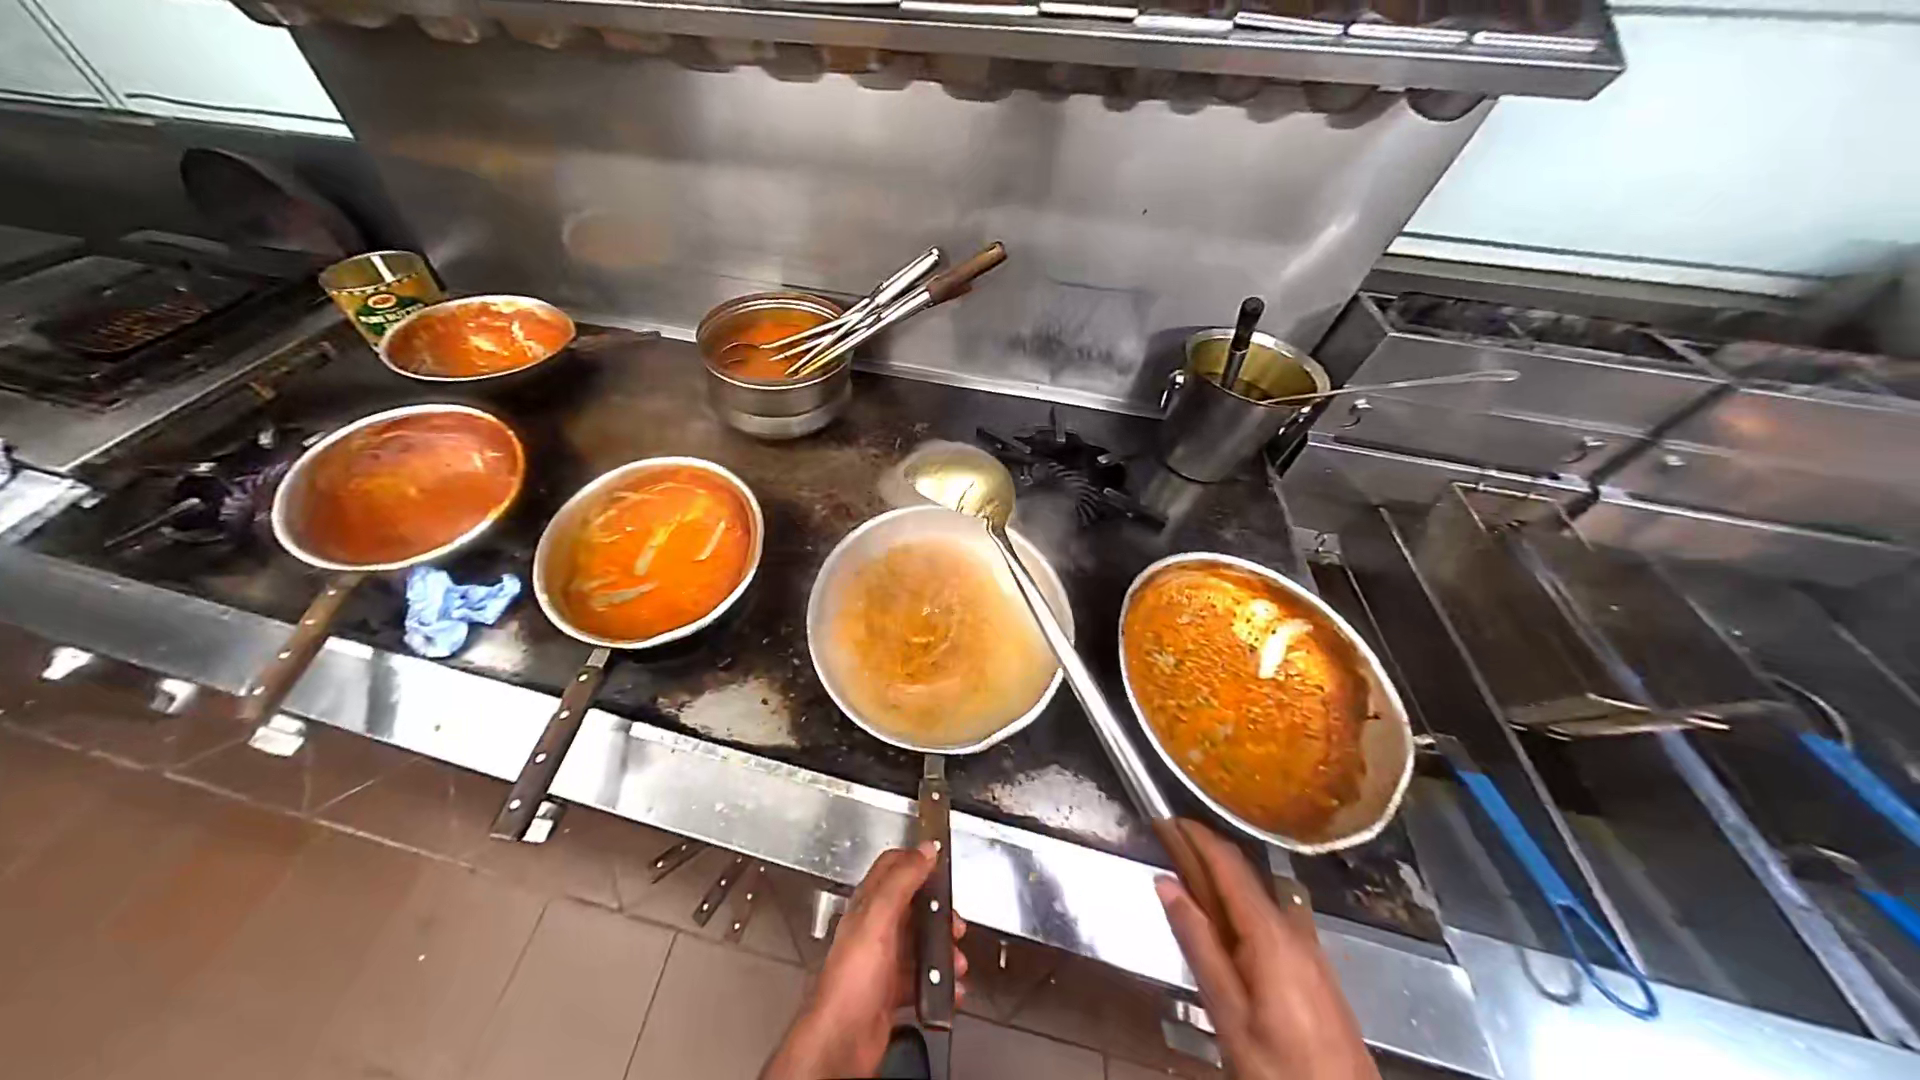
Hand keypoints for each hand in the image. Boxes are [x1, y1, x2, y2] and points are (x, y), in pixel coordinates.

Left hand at [761, 843, 967, 1079]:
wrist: (841, 1042)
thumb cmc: (849, 984)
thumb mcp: (879, 919)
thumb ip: (902, 881)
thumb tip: (924, 850)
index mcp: (867, 906)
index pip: (890, 868)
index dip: (914, 860)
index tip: (938, 861)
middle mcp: (873, 931)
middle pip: (912, 907)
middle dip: (939, 913)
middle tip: (955, 924)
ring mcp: (882, 962)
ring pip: (919, 945)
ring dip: (943, 952)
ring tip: (956, 962)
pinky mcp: (890, 992)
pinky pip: (921, 980)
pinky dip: (940, 984)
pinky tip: (948, 990)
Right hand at [1155, 820, 1378, 1079]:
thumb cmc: (1281, 1069)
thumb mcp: (1228, 1012)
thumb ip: (1198, 944)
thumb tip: (1166, 884)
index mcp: (1270, 933)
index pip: (1228, 863)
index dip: (1197, 836)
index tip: (1168, 820)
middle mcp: (1294, 928)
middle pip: (1244, 874)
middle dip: (1204, 854)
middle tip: (1168, 847)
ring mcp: (1309, 946)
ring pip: (1257, 895)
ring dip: (1221, 880)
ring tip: (1186, 883)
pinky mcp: (1315, 967)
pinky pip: (1271, 917)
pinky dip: (1239, 904)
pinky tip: (1223, 925)